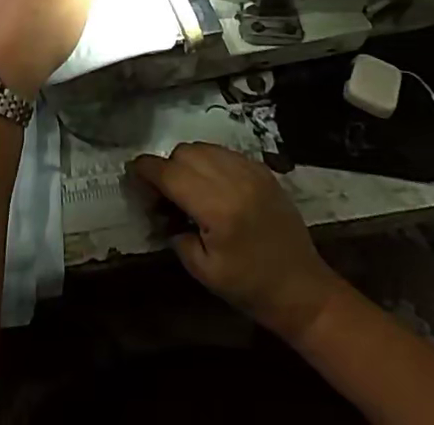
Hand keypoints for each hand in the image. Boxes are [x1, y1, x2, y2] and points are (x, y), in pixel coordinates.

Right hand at [130, 142, 347, 338]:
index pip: (171, 173)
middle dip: (167, 167)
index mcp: (217, 208)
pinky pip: (225, 152)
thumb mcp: (202, 270)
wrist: (301, 287)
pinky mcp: (263, 170)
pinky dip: (210, 161)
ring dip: (188, 161)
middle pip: (185, 152)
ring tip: (187, 188)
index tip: (132, 173)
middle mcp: (234, 180)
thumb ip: (175, 232)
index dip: (146, 169)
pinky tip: (211, 185)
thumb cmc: (249, 287)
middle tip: (162, 194)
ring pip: (205, 147)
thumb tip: (159, 207)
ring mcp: (252, 171)